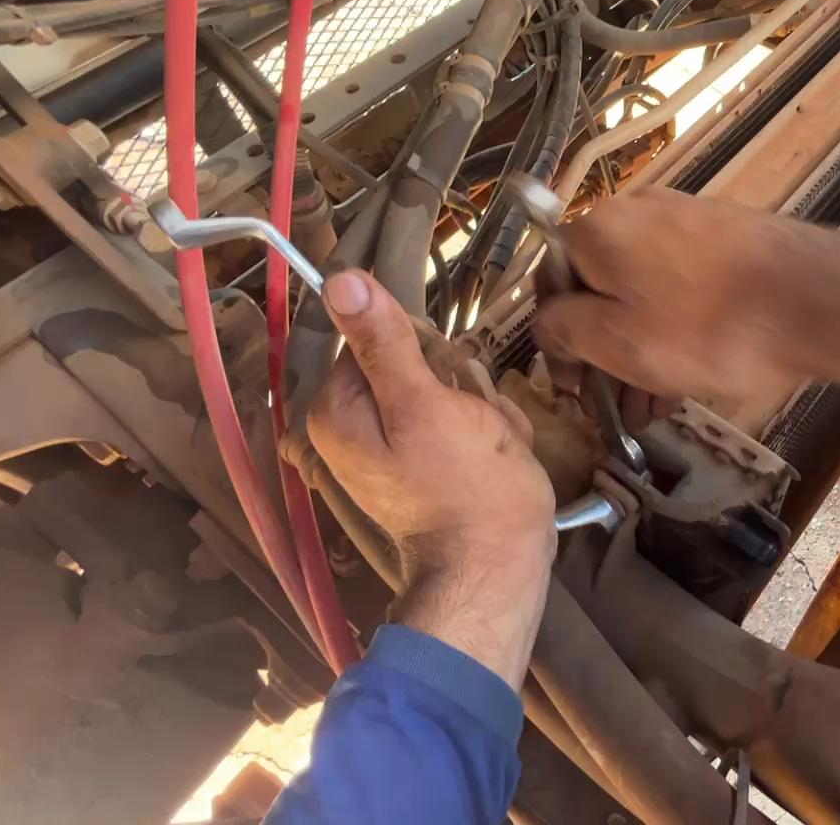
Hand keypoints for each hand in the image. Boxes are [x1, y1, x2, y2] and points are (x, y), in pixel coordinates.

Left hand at [309, 270, 555, 688]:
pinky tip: (495, 452)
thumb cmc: (464, 482)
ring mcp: (393, 442)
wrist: (499, 560)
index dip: (428, 351)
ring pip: (452, 384)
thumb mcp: (423, 404)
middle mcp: (357, 421)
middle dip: (461, 383)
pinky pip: (462, 414)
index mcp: (340, 405)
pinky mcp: (428, 456)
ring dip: (481, 404)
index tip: (449, 386)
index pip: (384, 333)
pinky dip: (486, 426)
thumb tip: (340, 279)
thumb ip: (385, 343)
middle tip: (473, 422)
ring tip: (489, 440)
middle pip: (421, 358)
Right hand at [532, 189, 839, 403]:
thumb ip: (563, 329)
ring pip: (643, 293)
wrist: (816, 296)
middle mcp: (635, 212)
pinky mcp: (726, 237)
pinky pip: (681, 286)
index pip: (550, 287)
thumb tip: (548, 323)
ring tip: (654, 408)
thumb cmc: (707, 327)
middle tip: (618, 410)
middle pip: (600, 291)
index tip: (575, 394)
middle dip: (605, 357)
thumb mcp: (617, 341)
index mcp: (596, 230)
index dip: (556, 347)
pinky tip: (688, 377)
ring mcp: (685, 220)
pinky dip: (674, 329)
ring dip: (640, 351)